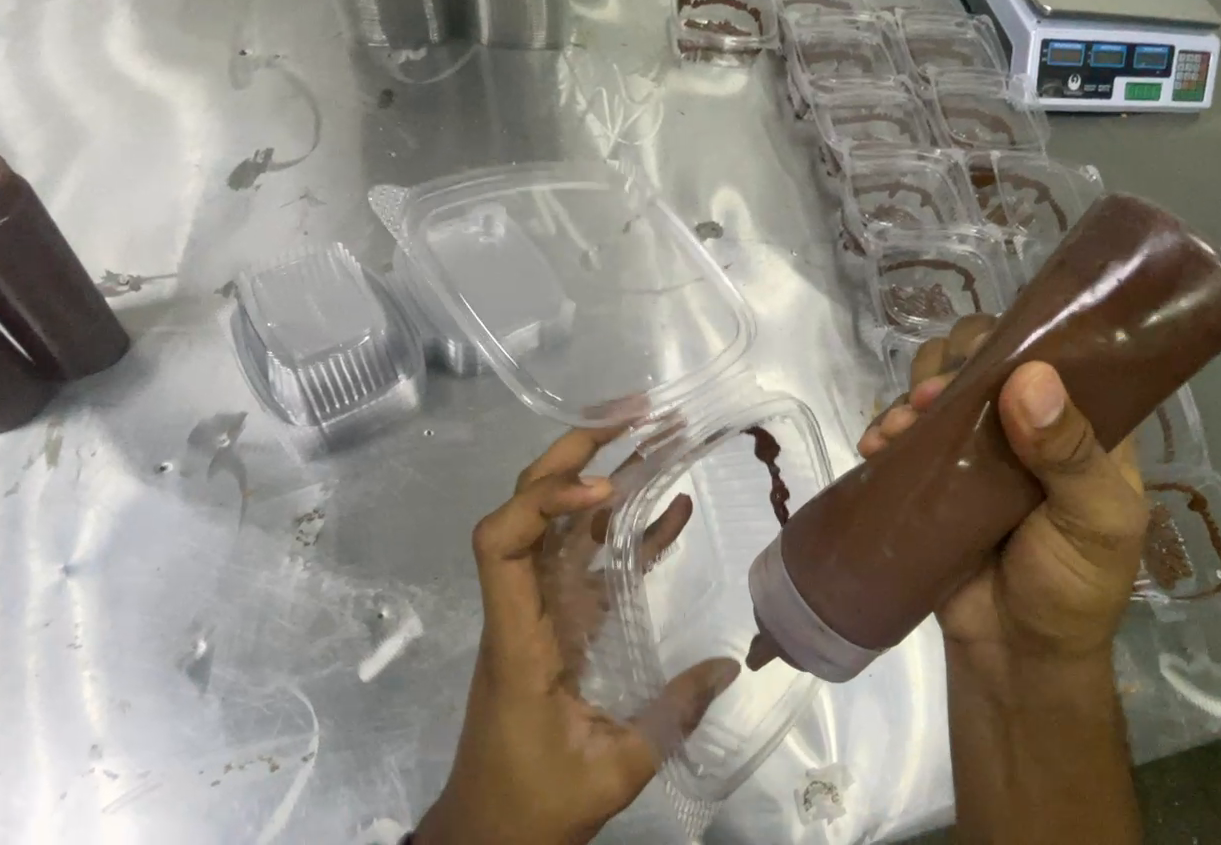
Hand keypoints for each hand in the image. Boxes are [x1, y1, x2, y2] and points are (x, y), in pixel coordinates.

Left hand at [418, 427, 740, 844]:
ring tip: (657, 438)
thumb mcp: (610, 770)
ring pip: (560, 521)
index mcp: (519, 635)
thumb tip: (729, 666)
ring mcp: (543, 607)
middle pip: (527, 506)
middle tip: (633, 417)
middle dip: (574, 453)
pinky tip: (671, 508)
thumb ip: (670, 716)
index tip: (603, 488)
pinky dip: (627, 530)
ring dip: (602, 475)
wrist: (491, 833)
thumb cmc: (534, 801)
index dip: (543, 499)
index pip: (500, 542)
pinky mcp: (563, 618)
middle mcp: (525, 605)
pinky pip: (591, 559)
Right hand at [859, 317, 1147, 672]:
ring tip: (897, 430)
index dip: (1013, 344)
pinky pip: (906, 433)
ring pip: (937, 390)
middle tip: (929, 400)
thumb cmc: (1072, 588)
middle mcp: (1025, 425)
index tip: (979, 360)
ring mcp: (974, 449)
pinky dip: (886, 427)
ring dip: (910, 396)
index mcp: (1081, 426)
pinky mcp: (933, 475)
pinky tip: (874, 446)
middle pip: (982, 361)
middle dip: (947, 369)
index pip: (1051, 354)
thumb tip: (1030, 377)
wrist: (1011, 655)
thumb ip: (1070, 454)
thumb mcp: (1094, 522)